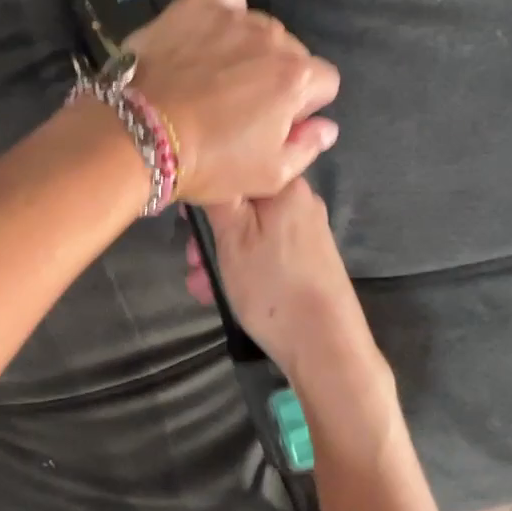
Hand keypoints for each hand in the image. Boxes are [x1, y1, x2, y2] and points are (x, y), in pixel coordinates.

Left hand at [124, 0, 339, 204]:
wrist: (138, 132)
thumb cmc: (207, 161)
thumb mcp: (267, 175)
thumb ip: (306, 148)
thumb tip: (327, 127)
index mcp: (297, 78)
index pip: (324, 82)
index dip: (304, 104)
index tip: (278, 121)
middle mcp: (273, 39)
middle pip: (292, 52)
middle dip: (275, 75)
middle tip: (239, 103)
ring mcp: (234, 17)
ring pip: (259, 27)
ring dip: (249, 47)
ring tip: (215, 73)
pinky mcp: (197, 4)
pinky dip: (226, 13)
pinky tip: (208, 34)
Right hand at [184, 179, 375, 380]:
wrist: (325, 344)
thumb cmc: (273, 285)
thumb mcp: (233, 237)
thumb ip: (218, 197)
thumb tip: (212, 166)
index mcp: (286, 186)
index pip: (238, 169)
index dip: (208, 191)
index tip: (186, 219)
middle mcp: (301, 202)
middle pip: (244, 204)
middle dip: (213, 232)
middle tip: (192, 261)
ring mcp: (308, 232)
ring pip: (252, 231)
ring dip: (223, 254)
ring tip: (203, 286)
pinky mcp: (310, 259)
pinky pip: (267, 251)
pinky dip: (244, 266)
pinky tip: (225, 292)